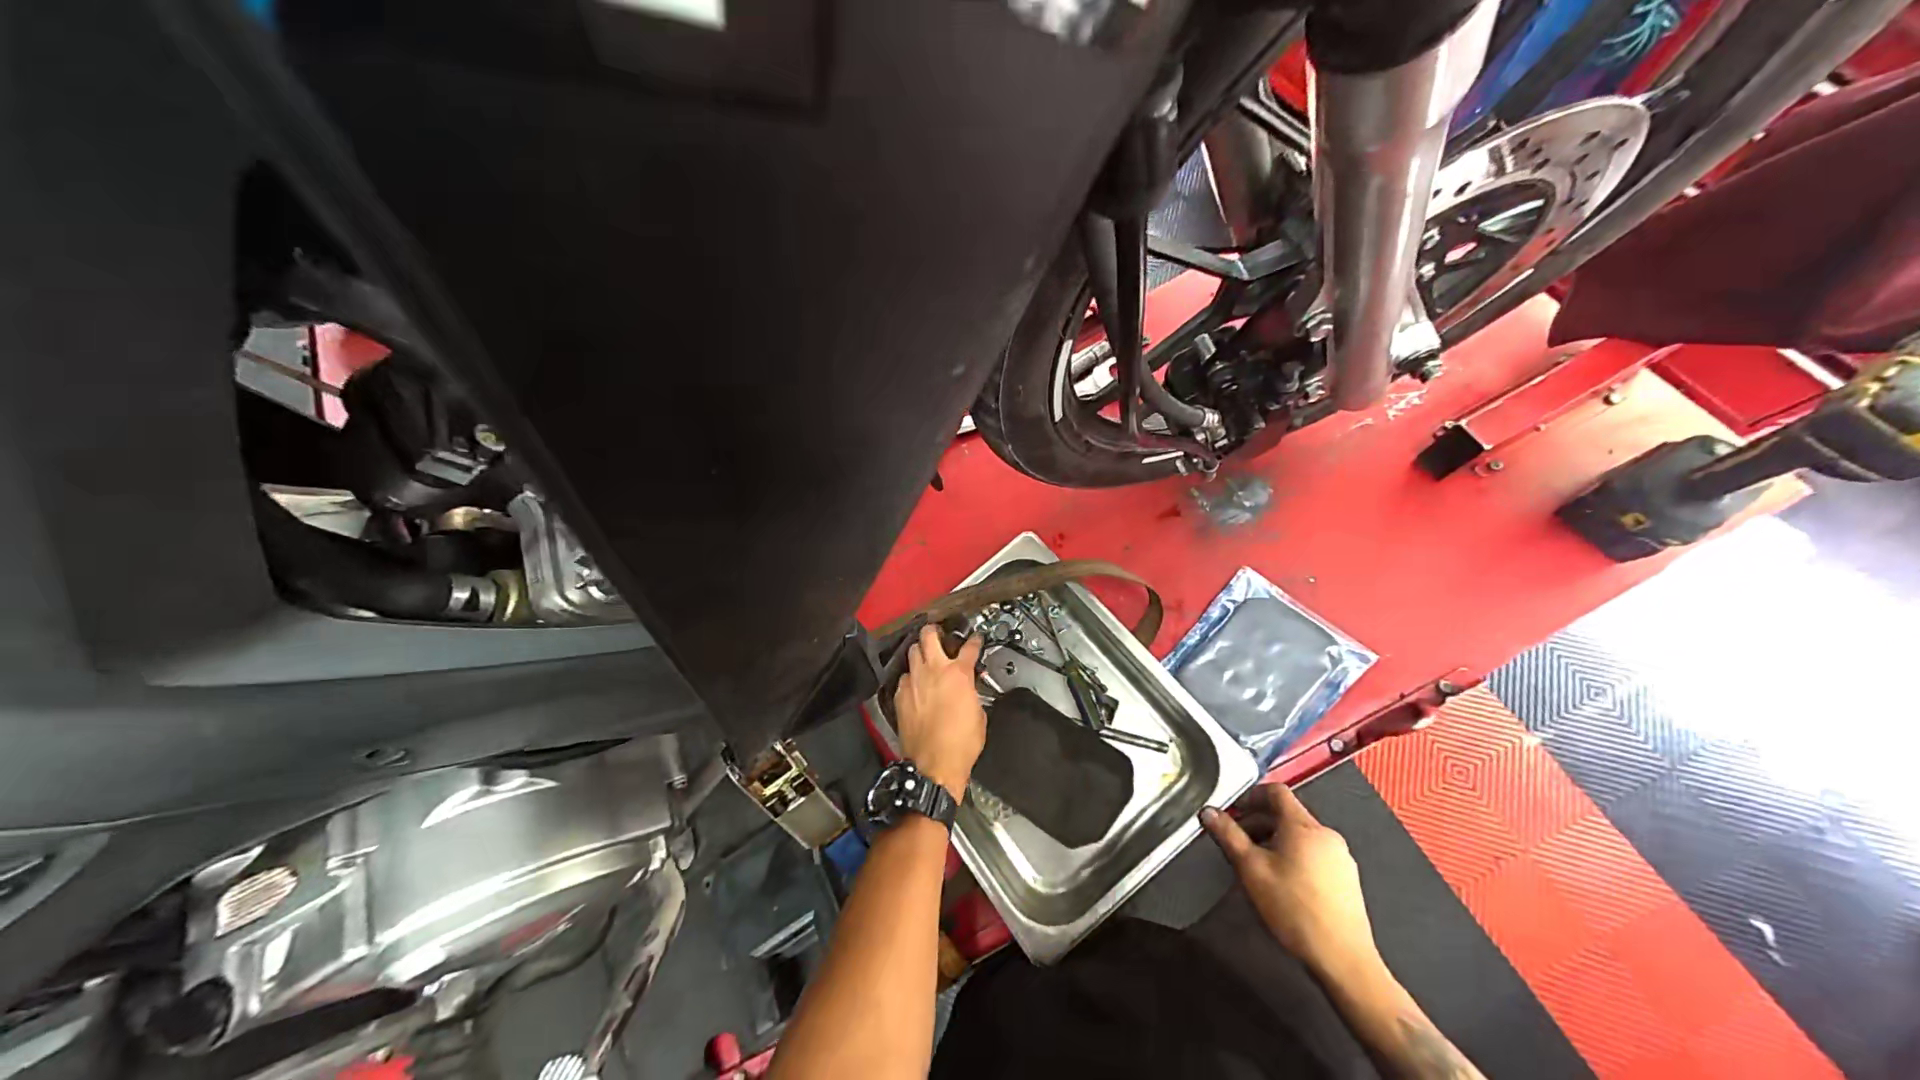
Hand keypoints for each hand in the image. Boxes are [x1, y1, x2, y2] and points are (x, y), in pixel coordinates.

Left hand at [892, 625, 986, 799]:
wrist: (935, 765)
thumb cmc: (960, 744)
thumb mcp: (979, 715)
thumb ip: (973, 694)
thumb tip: (970, 691)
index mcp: (958, 674)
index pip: (969, 647)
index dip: (974, 641)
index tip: (974, 640)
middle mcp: (933, 672)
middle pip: (929, 636)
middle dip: (934, 631)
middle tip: (938, 634)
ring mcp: (914, 682)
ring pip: (912, 652)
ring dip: (920, 652)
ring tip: (925, 656)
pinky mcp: (899, 696)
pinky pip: (903, 678)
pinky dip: (910, 677)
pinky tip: (915, 684)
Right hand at [1201, 783, 1380, 980]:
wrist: (1342, 958)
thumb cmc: (1293, 909)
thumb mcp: (1250, 869)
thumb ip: (1228, 835)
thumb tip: (1209, 812)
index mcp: (1303, 826)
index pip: (1276, 791)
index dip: (1251, 795)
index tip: (1234, 812)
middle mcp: (1326, 834)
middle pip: (1288, 813)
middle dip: (1259, 821)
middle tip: (1238, 841)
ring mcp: (1341, 857)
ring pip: (1301, 834)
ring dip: (1275, 839)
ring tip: (1257, 864)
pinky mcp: (1347, 878)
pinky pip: (1315, 853)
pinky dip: (1294, 855)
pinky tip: (1283, 882)